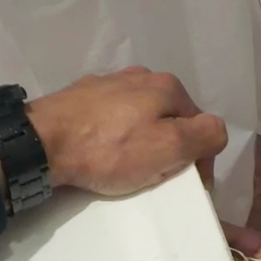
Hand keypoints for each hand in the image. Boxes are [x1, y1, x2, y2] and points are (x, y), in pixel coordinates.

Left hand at [26, 67, 229, 195]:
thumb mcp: (170, 148)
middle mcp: (140, 76)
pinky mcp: (81, 97)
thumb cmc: (111, 149)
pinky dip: (116, 139)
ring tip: (128, 169)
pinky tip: (104, 155)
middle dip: (170, 150)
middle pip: (171, 121)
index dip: (199, 160)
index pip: (201, 125)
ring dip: (143, 145)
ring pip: (142, 120)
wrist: (43, 143)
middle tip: (155, 179)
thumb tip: (216, 131)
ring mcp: (107, 83)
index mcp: (168, 86)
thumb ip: (205, 136)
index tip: (185, 185)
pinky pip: (113, 121)